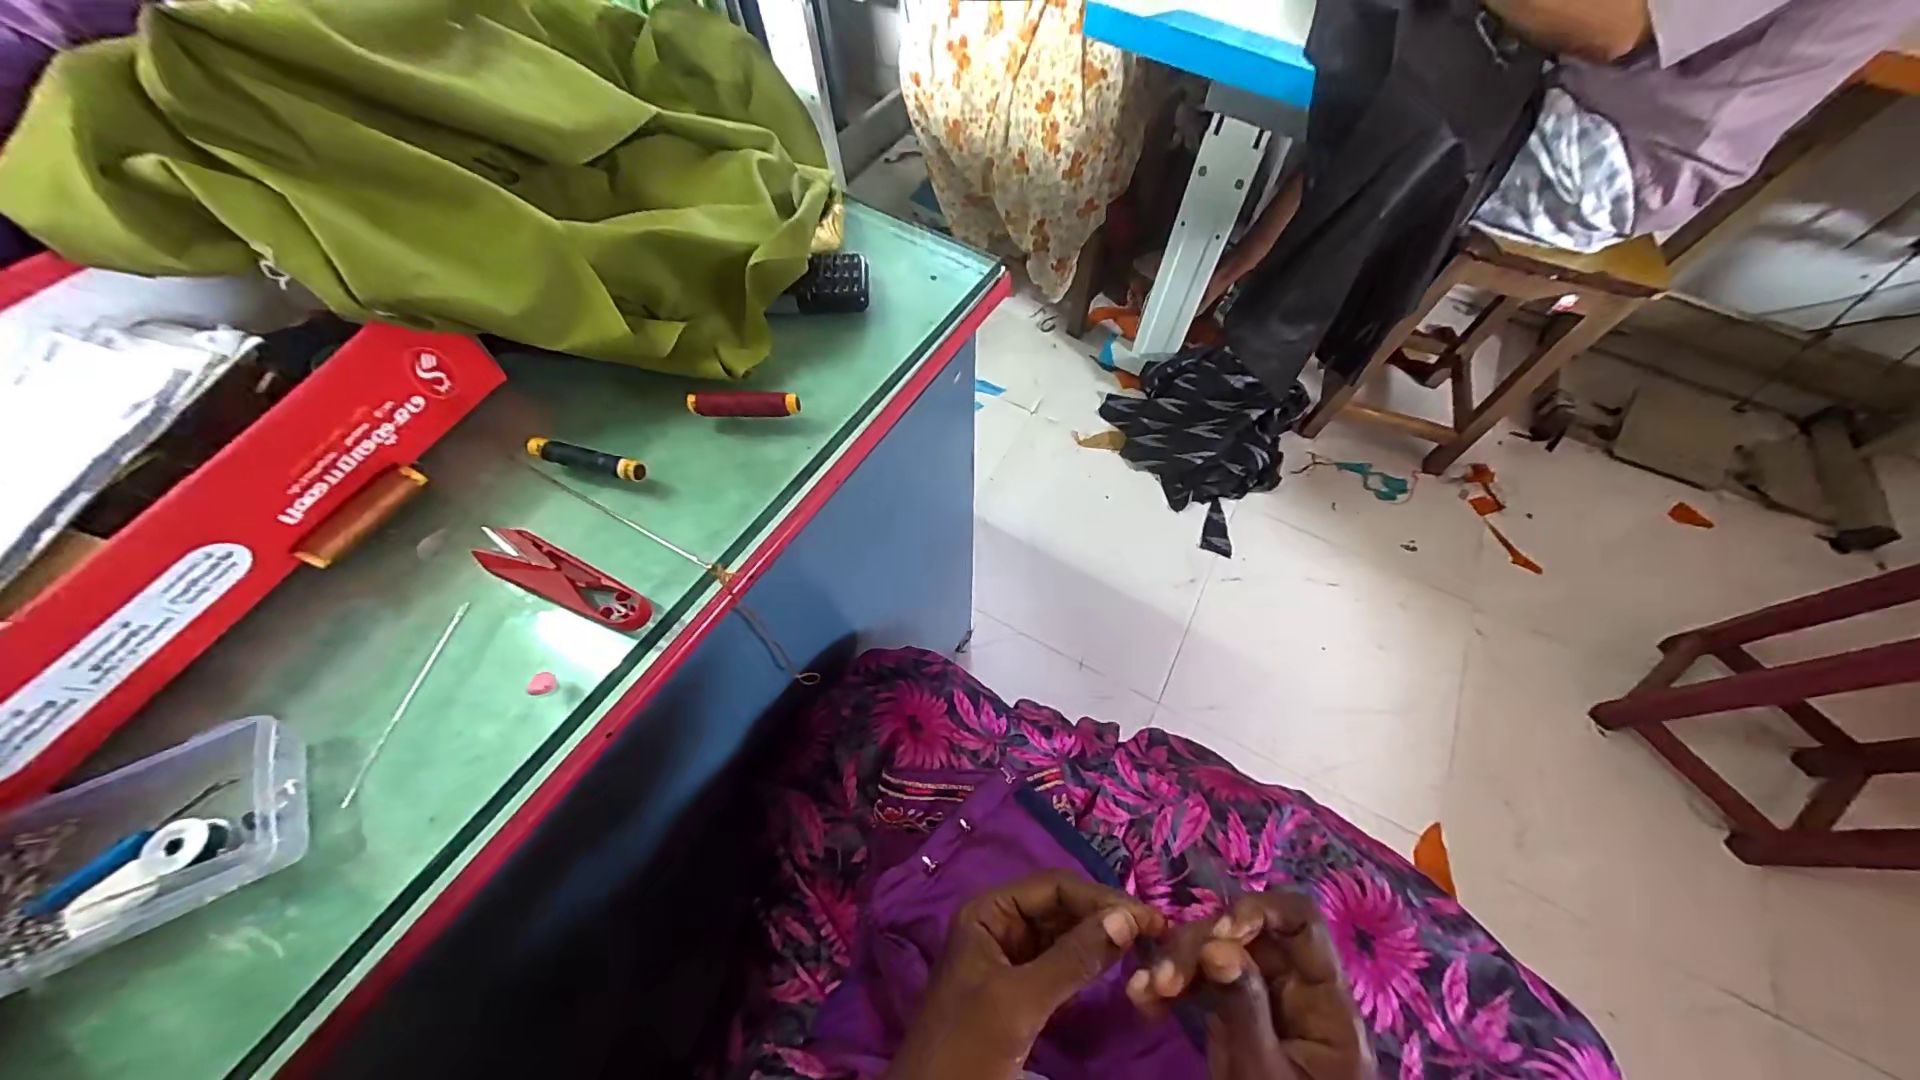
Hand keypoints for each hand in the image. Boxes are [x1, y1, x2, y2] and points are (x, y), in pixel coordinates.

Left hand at [883, 871, 1167, 1079]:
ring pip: (1064, 934)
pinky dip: (1090, 964)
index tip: (1149, 918)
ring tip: (1146, 946)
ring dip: (1101, 938)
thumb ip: (1071, 959)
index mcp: (989, 910)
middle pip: (1061, 906)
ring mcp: (1010, 955)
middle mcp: (1000, 922)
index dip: (1100, 897)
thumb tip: (1127, 919)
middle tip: (1156, 933)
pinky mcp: (1021, 990)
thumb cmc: (966, 1048)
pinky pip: (1061, 963)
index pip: (1053, 885)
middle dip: (1104, 916)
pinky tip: (1118, 967)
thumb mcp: (1018, 1002)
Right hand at [1125, 892, 1375, 1079]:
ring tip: (1144, 992)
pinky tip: (1143, 999)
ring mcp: (1261, 998)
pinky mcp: (1233, 1013)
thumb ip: (1244, 1009)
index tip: (1221, 932)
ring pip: (1214, 950)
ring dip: (1175, 962)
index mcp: (1324, 1002)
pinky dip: (1171, 984)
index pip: (1301, 923)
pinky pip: (1199, 978)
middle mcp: (1294, 988)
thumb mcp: (1264, 1078)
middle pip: (1245, 934)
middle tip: (1163, 979)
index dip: (1261, 910)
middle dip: (1198, 945)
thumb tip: (1219, 945)